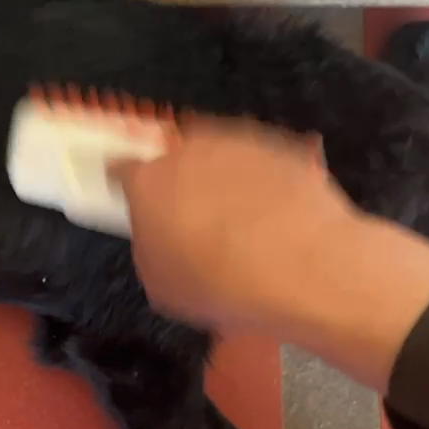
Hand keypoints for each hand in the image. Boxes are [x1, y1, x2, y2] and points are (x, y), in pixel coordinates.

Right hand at [114, 117, 428, 390]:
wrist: (306, 269)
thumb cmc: (220, 283)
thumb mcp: (161, 284)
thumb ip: (151, 247)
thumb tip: (160, 236)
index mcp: (148, 182)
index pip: (122, 169)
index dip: (127, 185)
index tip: (134, 200)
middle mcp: (189, 150)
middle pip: (174, 156)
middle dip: (178, 180)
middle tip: (191, 217)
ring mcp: (240, 143)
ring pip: (219, 155)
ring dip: (221, 178)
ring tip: (239, 219)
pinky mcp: (285, 148)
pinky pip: (262, 163)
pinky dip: (263, 183)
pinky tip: (276, 216)